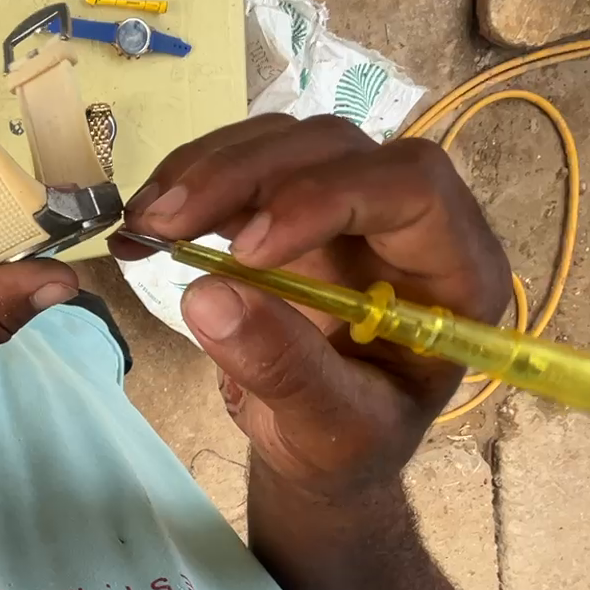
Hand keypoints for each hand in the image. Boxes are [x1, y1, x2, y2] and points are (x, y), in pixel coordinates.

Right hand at [111, 115, 510, 501]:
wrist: (316, 445)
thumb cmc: (344, 446)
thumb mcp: (327, 429)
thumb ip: (283, 369)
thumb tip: (207, 296)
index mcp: (448, 272)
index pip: (409, 188)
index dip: (324, 199)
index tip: (242, 251)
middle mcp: (398, 223)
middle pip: (331, 149)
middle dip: (240, 176)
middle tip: (161, 221)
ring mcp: (339, 211)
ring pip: (280, 144)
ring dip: (203, 172)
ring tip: (141, 221)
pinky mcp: (284, 214)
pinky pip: (240, 169)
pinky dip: (184, 186)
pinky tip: (141, 225)